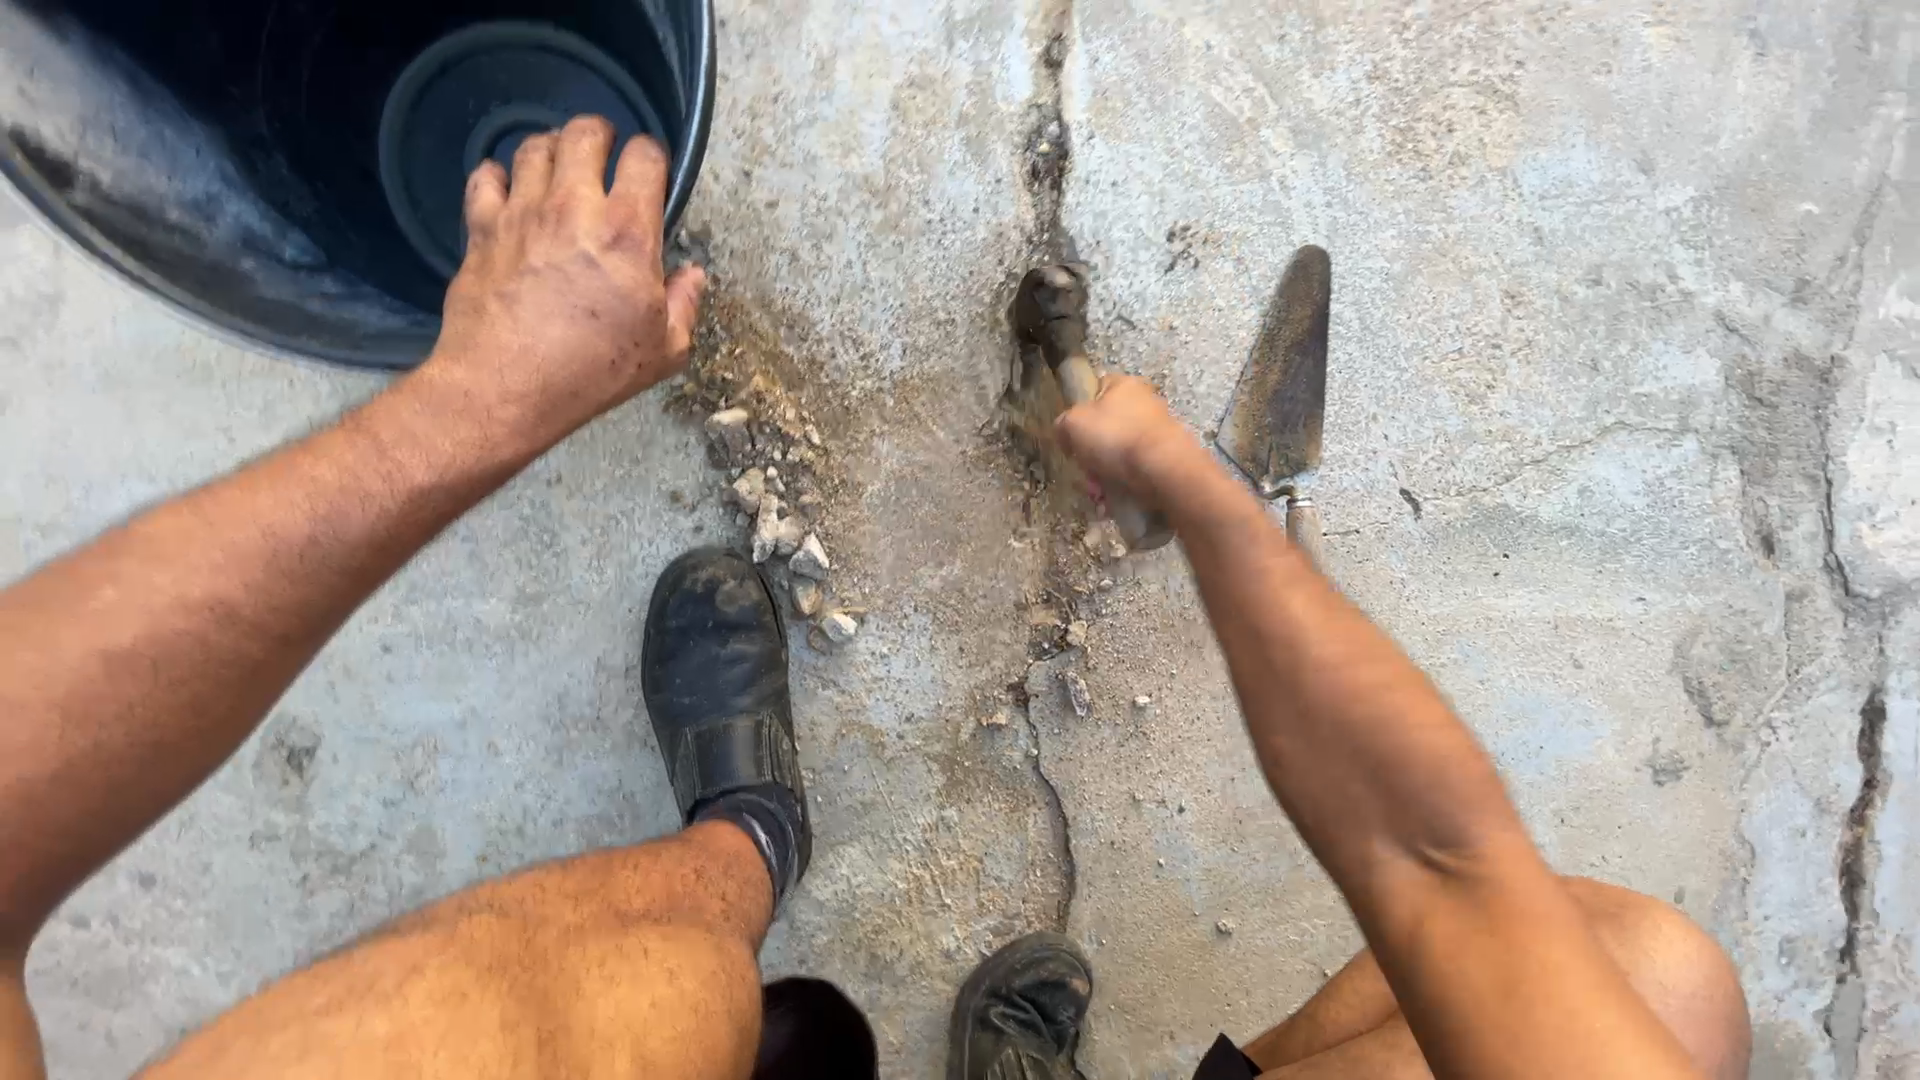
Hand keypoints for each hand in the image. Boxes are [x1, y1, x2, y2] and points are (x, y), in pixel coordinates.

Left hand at [417, 115, 706, 452]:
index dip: (652, 156)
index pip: (644, 159)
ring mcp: (523, 213)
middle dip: (600, 134)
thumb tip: (693, 276)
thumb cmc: (595, 371)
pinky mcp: (482, 227)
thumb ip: (685, 305)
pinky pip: (486, 177)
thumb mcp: (665, 350)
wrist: (510, 384)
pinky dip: (500, 175)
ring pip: (535, 147)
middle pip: (583, 134)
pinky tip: (511, 191)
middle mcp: (574, 208)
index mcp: (629, 236)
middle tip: (605, 151)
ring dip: (553, 148)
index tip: (652, 171)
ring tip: (561, 166)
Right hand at [1054, 375, 1205, 505]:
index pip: (1096, 389)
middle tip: (1084, 472)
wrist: (1163, 468)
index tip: (1072, 434)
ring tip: (1098, 494)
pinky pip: (1134, 471)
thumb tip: (1064, 433)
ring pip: (1117, 454)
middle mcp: (1144, 403)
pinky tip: (1111, 500)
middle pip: (1104, 429)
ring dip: (1102, 476)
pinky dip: (1121, 485)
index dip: (1079, 411)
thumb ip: (1062, 424)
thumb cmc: (1115, 437)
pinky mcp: (1165, 457)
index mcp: (1124, 385)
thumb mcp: (1073, 424)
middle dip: (1089, 456)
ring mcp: (1157, 432)